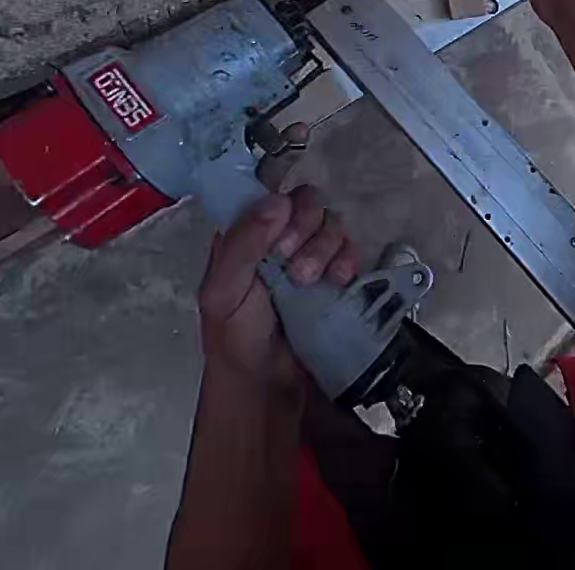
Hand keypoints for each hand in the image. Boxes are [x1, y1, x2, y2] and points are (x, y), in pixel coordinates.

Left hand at [196, 185, 357, 391]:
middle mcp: (280, 236)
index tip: (279, 225)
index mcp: (247, 233)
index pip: (270, 192)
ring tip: (309, 281)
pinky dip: (347, 259)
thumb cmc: (236, 337)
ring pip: (331, 221)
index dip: (280, 203)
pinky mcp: (336, 268)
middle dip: (304, 229)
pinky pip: (352, 246)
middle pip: (307, 201)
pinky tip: (338, 280)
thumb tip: (276, 201)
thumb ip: (242, 245)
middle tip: (291, 261)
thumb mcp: (222, 292)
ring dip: (324, 248)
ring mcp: (311, 251)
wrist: (269, 383)